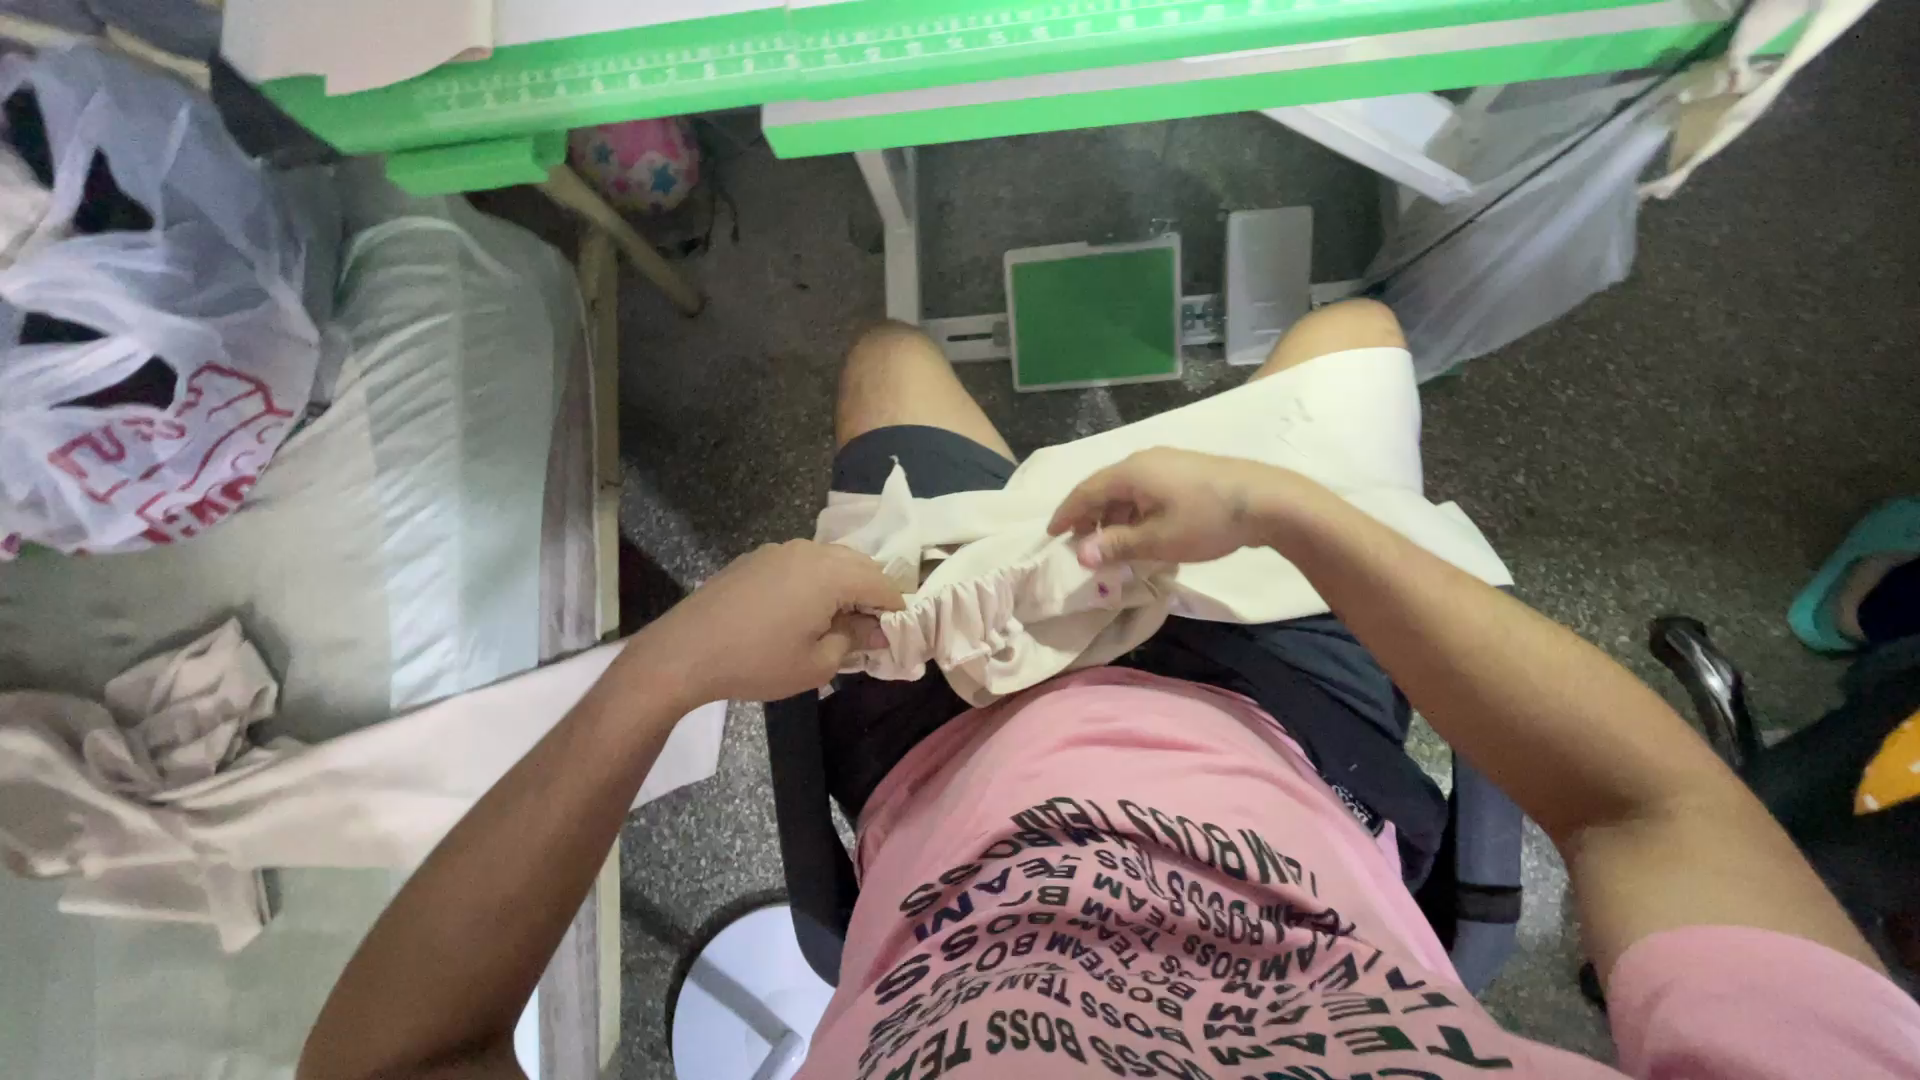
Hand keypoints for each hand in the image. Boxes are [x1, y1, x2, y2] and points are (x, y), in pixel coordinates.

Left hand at [630, 540, 903, 706]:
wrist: (685, 652)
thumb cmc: (758, 662)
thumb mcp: (817, 664)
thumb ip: (854, 640)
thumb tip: (877, 630)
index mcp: (832, 573)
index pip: (882, 583)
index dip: (895, 608)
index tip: (897, 632)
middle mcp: (810, 551)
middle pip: (859, 563)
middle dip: (871, 592)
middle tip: (870, 627)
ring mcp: (780, 550)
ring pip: (829, 559)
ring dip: (843, 584)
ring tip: (838, 619)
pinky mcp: (756, 558)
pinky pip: (801, 563)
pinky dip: (815, 580)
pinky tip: (801, 610)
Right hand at [1048, 449, 1303, 567]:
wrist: (1268, 501)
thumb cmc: (1207, 520)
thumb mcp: (1157, 540)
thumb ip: (1115, 546)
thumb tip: (1080, 554)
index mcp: (1131, 472)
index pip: (1085, 491)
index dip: (1066, 513)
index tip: (1052, 534)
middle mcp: (1144, 461)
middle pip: (1104, 488)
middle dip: (1088, 517)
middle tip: (1080, 544)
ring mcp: (1167, 463)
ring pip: (1126, 490)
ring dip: (1113, 517)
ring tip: (1111, 545)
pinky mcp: (1186, 472)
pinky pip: (1146, 490)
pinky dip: (1133, 512)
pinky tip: (1142, 532)